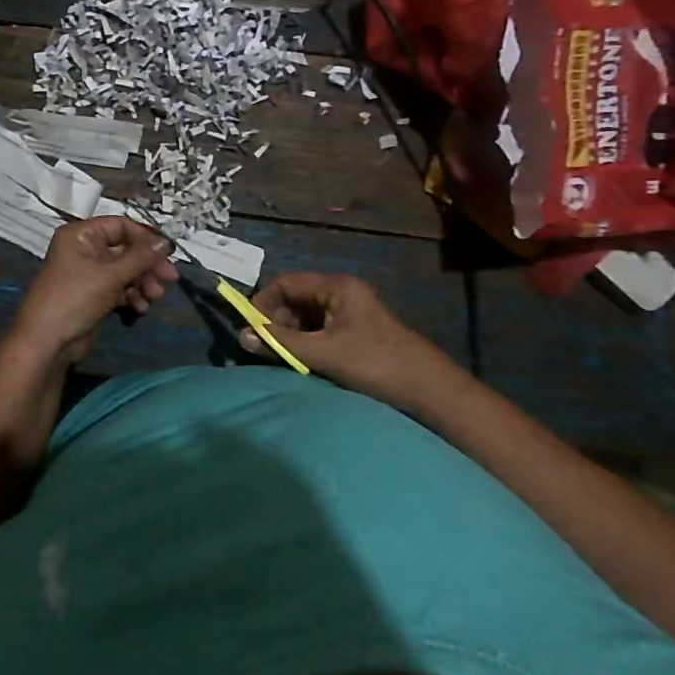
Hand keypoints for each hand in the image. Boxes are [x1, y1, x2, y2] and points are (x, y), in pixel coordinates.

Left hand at [10, 217, 177, 361]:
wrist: (47, 341)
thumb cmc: (74, 299)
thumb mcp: (110, 275)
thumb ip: (140, 257)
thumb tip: (166, 241)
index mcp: (80, 235)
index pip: (120, 226)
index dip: (145, 238)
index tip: (169, 253)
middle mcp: (84, 249)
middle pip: (125, 249)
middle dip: (147, 264)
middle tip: (169, 279)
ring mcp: (88, 273)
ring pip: (124, 270)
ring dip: (142, 281)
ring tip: (154, 296)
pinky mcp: (93, 294)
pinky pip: (119, 287)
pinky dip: (131, 295)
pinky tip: (140, 307)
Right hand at [240, 272, 460, 407]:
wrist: (432, 392)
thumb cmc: (375, 364)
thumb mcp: (323, 353)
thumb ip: (280, 343)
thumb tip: (242, 336)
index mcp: (336, 286)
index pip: (285, 282)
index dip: (263, 302)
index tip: (251, 328)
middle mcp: (343, 291)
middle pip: (295, 297)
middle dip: (276, 320)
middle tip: (265, 346)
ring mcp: (352, 311)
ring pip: (306, 315)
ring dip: (290, 333)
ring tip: (282, 355)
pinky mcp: (357, 330)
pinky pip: (320, 328)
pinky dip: (306, 341)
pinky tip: (301, 359)